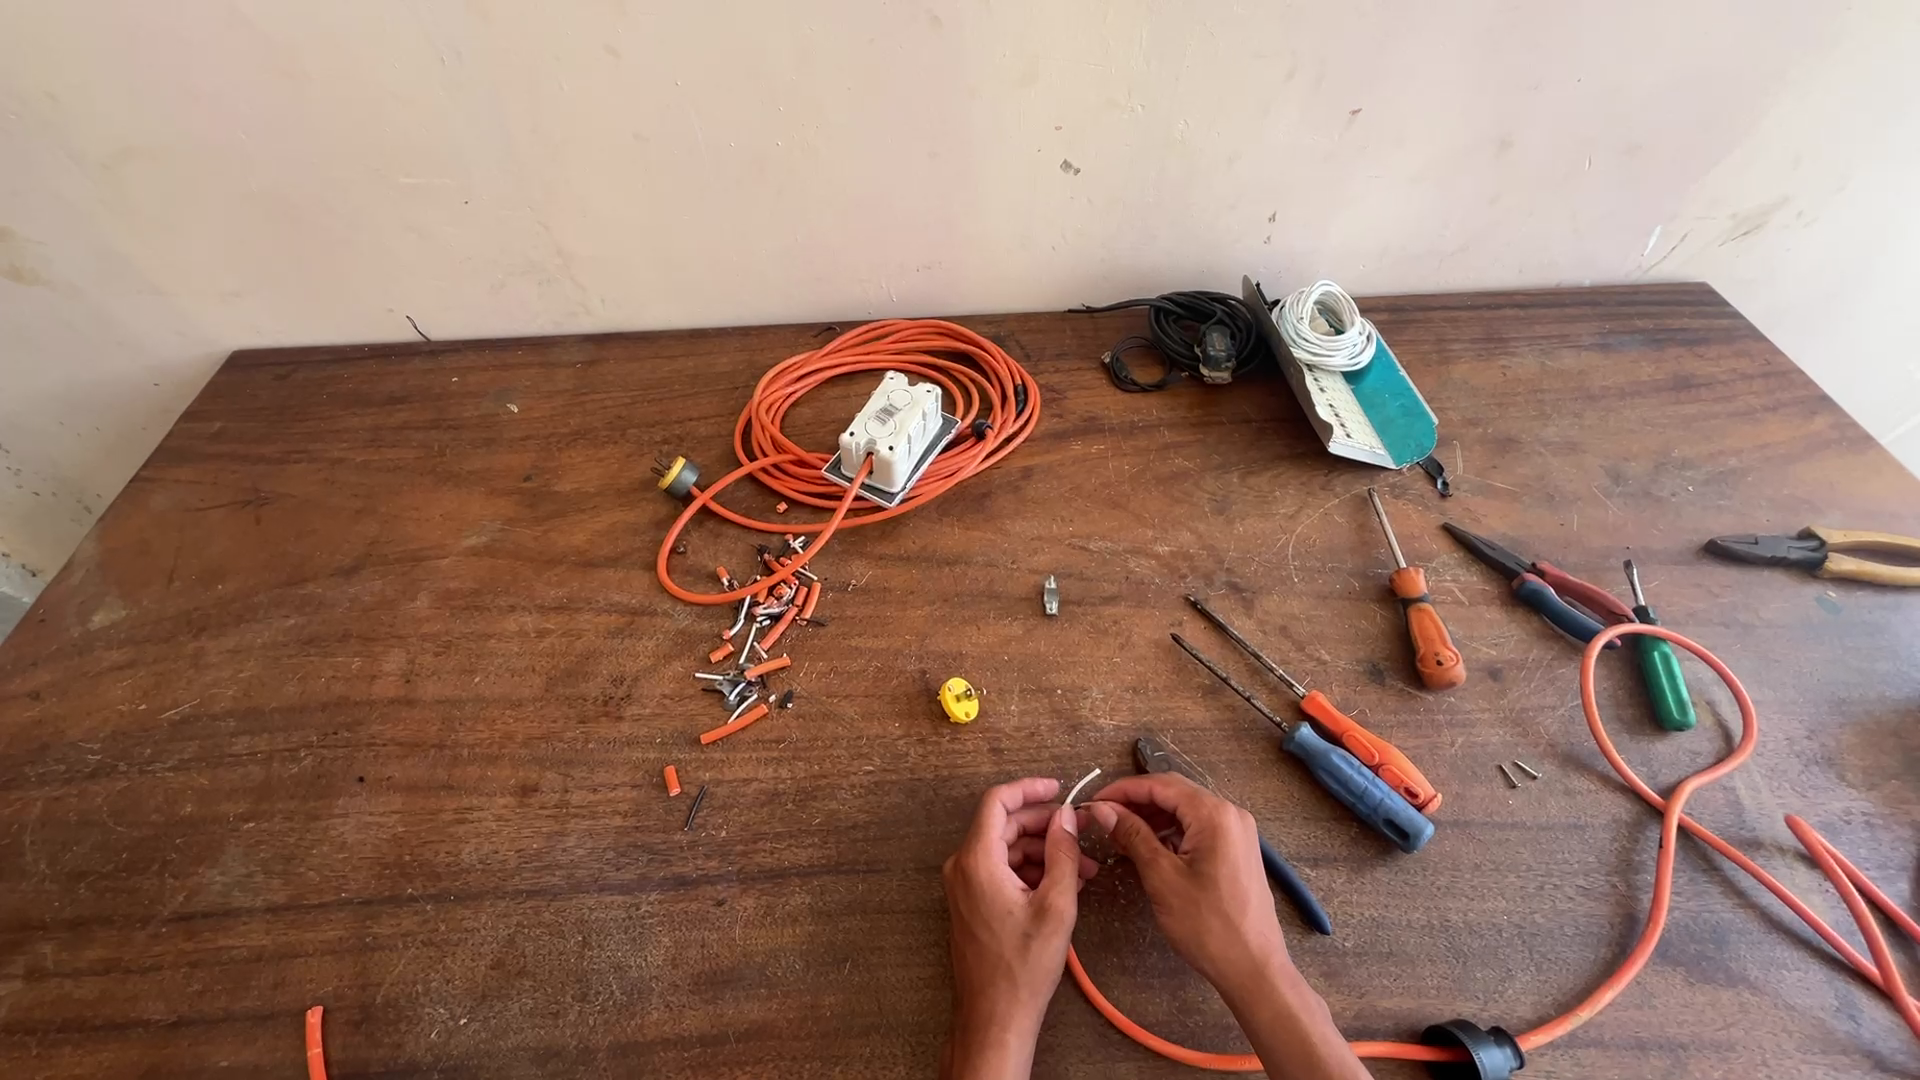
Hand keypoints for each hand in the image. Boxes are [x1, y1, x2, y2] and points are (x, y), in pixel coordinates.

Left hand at [940, 777, 1098, 1079]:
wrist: (995, 1018)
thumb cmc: (1021, 969)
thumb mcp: (1055, 905)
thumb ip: (1062, 853)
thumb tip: (1066, 817)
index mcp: (977, 860)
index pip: (998, 801)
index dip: (1029, 789)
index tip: (1057, 787)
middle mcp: (964, 866)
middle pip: (1005, 825)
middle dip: (1045, 825)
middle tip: (1079, 830)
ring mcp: (965, 884)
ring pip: (1007, 848)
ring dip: (1043, 851)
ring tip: (1082, 868)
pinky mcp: (972, 901)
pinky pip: (1001, 869)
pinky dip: (1031, 870)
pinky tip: (1062, 883)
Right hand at [1081, 772, 1284, 996]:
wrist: (1255, 971)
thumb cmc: (1207, 925)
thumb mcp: (1162, 878)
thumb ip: (1132, 835)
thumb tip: (1102, 809)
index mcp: (1214, 814)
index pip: (1160, 784)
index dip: (1123, 790)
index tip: (1094, 802)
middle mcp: (1230, 813)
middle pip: (1174, 792)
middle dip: (1136, 801)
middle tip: (1104, 817)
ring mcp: (1237, 830)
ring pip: (1185, 809)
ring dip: (1152, 816)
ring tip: (1121, 833)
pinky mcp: (1238, 848)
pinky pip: (1198, 826)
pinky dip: (1171, 831)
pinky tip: (1150, 846)